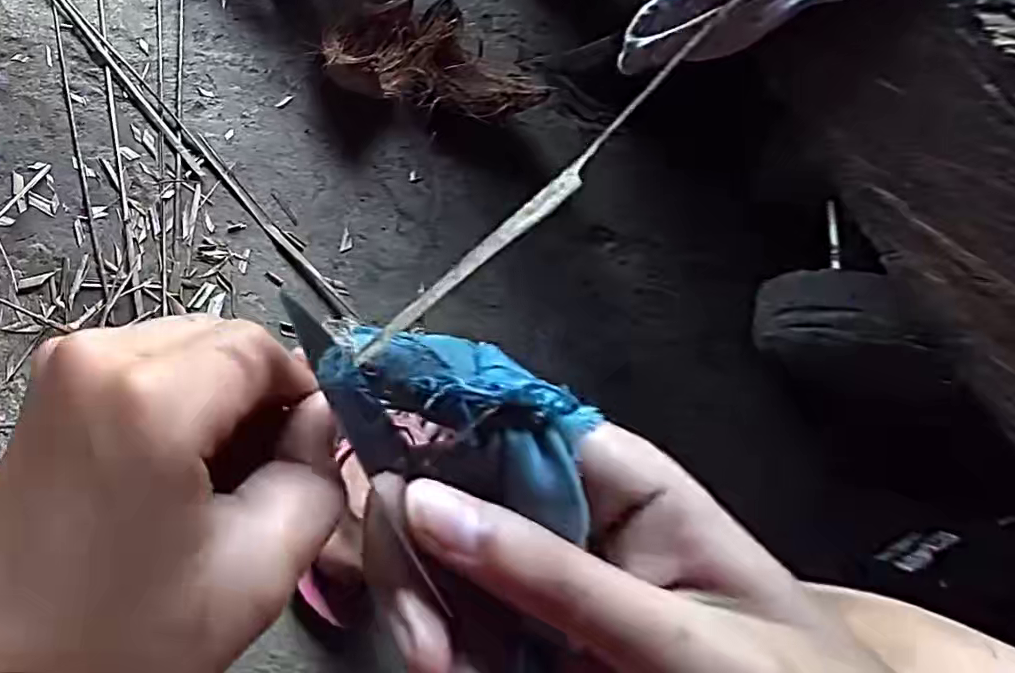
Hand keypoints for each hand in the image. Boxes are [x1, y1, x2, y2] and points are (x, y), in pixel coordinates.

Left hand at [0, 316, 343, 671]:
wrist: (0, 638)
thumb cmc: (120, 627)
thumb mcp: (247, 575)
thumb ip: (311, 483)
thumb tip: (321, 419)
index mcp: (146, 397)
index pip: (252, 346)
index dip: (296, 385)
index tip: (312, 436)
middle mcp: (98, 351)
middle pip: (214, 335)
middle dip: (254, 388)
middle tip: (267, 460)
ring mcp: (68, 351)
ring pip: (179, 339)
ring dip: (212, 386)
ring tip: (213, 463)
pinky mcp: (54, 365)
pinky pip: (139, 351)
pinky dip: (170, 385)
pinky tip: (168, 447)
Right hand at [363, 423, 888, 672]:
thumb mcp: (694, 647)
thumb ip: (557, 572)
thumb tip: (417, 498)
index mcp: (599, 469)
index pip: (487, 405)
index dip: (415, 405)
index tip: (357, 432)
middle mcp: (540, 494)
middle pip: (430, 469)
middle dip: (405, 538)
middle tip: (420, 628)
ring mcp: (512, 551)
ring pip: (412, 529)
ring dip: (409, 594)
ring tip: (436, 662)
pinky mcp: (495, 604)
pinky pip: (428, 589)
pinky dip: (422, 629)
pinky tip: (443, 664)